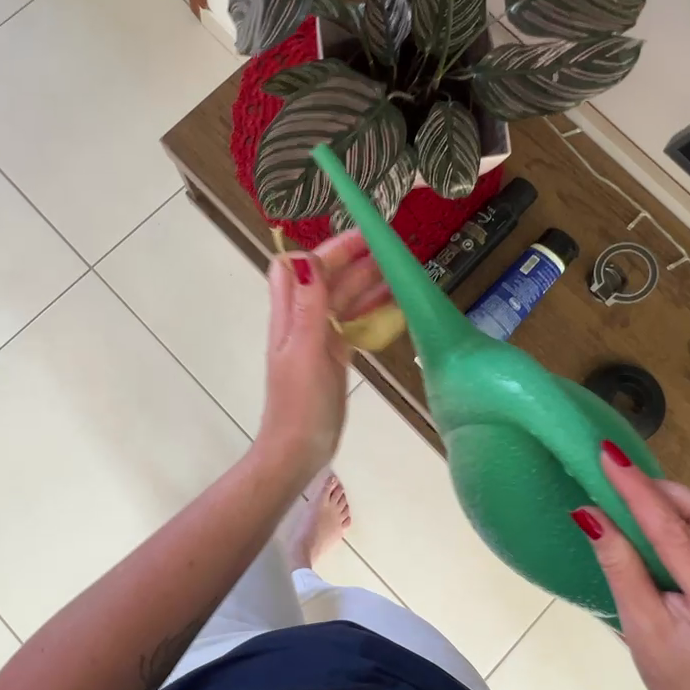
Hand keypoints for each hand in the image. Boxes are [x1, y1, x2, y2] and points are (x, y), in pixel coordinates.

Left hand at [256, 231, 388, 480]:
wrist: (297, 452)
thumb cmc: (300, 404)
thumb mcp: (307, 352)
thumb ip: (309, 306)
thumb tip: (308, 258)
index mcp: (290, 314)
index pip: (302, 265)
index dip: (328, 247)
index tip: (363, 237)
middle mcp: (302, 320)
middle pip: (326, 277)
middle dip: (354, 259)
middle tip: (392, 249)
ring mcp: (318, 337)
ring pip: (342, 298)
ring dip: (366, 282)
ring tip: (399, 271)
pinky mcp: (333, 355)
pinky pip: (352, 322)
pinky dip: (370, 309)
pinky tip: (393, 304)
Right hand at [573, 446, 689, 689]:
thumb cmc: (677, 689)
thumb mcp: (640, 629)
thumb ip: (619, 565)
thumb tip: (589, 513)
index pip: (675, 532)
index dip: (638, 489)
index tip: (608, 455)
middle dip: (660, 490)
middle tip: (618, 478)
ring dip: (677, 505)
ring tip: (637, 502)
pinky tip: (667, 531)